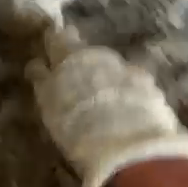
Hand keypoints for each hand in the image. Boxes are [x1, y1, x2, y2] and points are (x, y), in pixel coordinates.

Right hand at [31, 36, 187, 186]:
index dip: (55, 43)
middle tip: (76, 83)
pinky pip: (133, 88)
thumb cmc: (76, 124)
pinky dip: (127, 97)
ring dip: (107, 82)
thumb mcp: (48, 104)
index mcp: (73, 54)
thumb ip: (42, 80)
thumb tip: (35, 65)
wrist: (129, 148)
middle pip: (90, 53)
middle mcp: (104, 55)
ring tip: (101, 105)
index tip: (51, 49)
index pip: (60, 37)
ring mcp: (130, 71)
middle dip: (84, 64)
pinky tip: (124, 115)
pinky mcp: (152, 91)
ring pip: (114, 70)